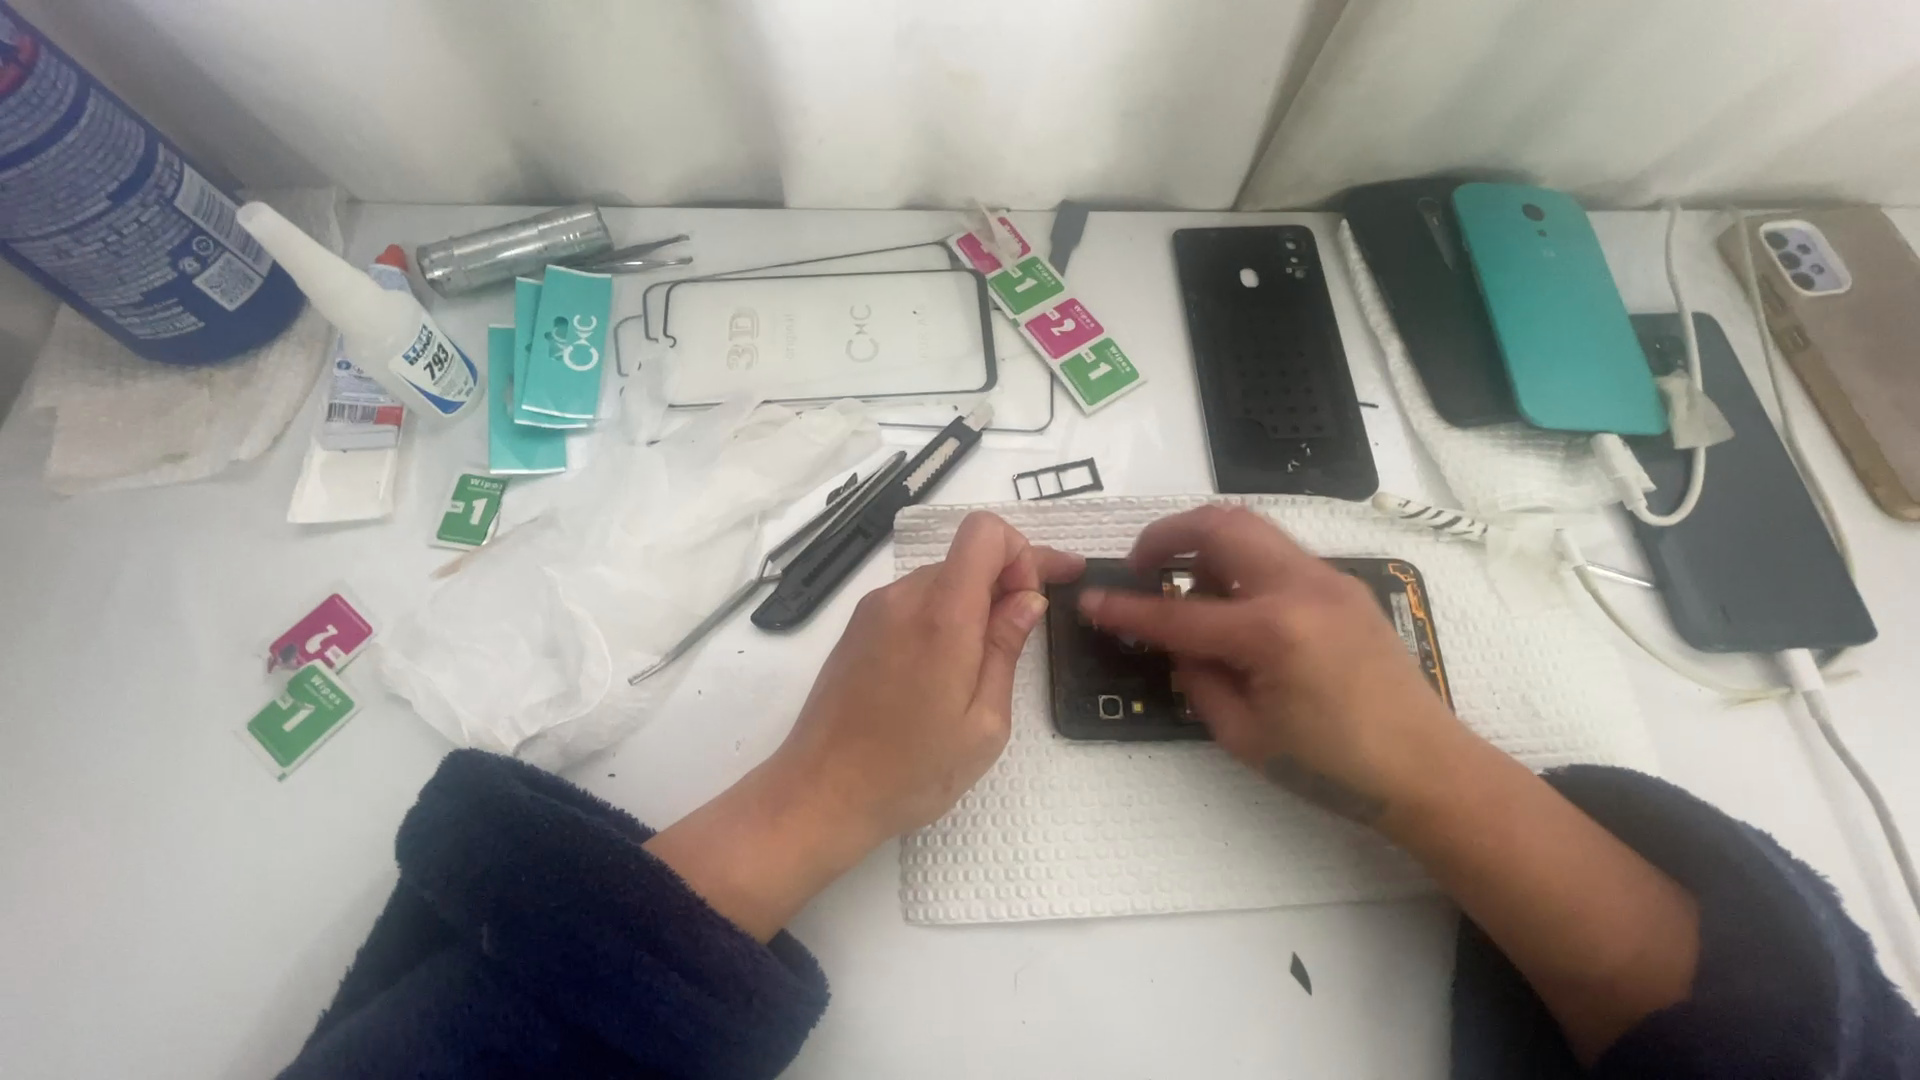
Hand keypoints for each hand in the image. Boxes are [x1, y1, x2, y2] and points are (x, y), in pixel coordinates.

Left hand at [772, 511, 1084, 840]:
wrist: (821, 793)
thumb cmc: (912, 770)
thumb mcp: (984, 723)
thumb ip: (1006, 648)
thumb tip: (1027, 599)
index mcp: (942, 615)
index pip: (985, 532)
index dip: (1021, 553)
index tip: (1032, 601)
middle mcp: (903, 597)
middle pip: (965, 555)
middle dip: (1007, 579)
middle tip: (1036, 619)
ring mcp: (874, 610)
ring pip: (940, 579)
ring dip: (974, 601)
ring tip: (990, 656)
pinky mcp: (858, 628)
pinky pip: (913, 601)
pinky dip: (943, 615)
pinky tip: (949, 665)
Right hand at [1078, 505, 1468, 824]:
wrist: (1428, 769)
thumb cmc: (1331, 766)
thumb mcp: (1243, 735)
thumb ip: (1197, 677)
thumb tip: (1176, 642)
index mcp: (1272, 633)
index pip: (1177, 614)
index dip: (1125, 609)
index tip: (1089, 602)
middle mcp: (1300, 588)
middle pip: (1218, 526)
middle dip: (1164, 536)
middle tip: (1140, 566)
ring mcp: (1327, 579)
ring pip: (1249, 527)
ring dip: (1203, 542)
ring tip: (1182, 581)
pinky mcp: (1343, 585)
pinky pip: (1275, 552)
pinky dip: (1238, 560)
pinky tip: (1230, 600)